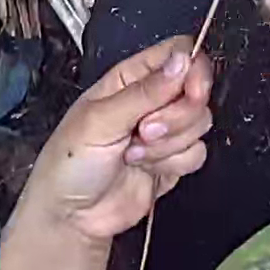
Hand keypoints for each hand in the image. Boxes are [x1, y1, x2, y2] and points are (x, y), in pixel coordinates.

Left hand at [14, 36, 213, 244]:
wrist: (71, 217)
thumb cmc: (69, 161)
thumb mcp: (100, 120)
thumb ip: (145, 91)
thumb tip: (182, 61)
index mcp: (131, 76)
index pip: (178, 52)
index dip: (193, 69)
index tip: (192, 91)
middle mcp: (152, 98)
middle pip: (196, 89)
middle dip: (176, 116)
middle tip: (144, 130)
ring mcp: (165, 129)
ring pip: (200, 122)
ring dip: (170, 143)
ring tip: (134, 152)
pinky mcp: (173, 158)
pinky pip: (198, 153)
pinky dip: (175, 164)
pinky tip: (146, 168)